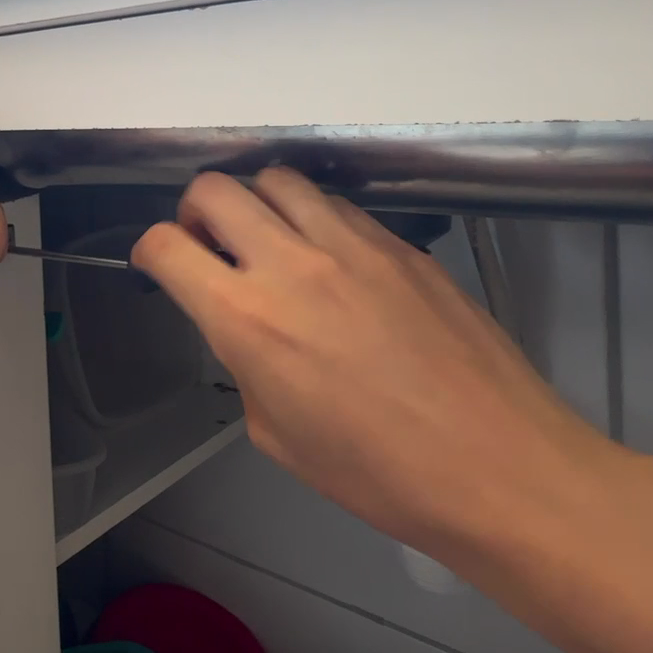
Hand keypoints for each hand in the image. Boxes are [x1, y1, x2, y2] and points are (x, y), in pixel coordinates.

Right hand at [131, 169, 614, 553]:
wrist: (504, 473)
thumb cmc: (381, 473)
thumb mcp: (273, 431)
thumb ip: (242, 360)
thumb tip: (244, 326)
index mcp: (246, 319)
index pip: (165, 244)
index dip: (148, 251)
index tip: (158, 264)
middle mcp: (290, 266)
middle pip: (212, 190)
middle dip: (193, 213)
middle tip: (209, 244)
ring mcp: (351, 247)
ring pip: (275, 179)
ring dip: (254, 203)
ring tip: (269, 239)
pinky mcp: (401, 246)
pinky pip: (336, 205)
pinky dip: (312, 218)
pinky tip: (329, 257)